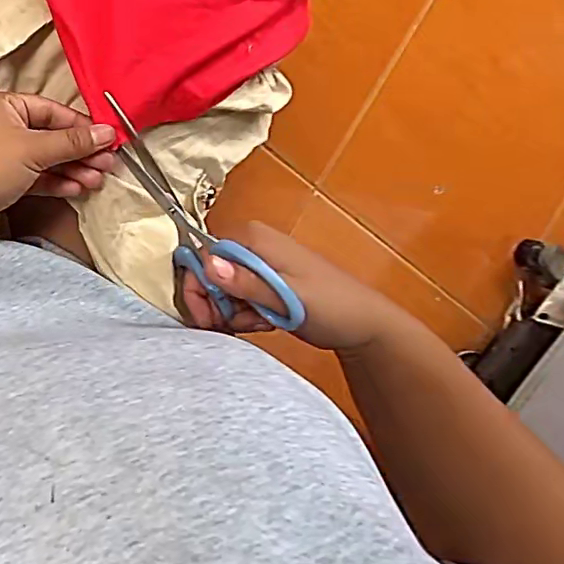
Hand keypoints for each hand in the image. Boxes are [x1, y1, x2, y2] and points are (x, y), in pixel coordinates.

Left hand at [0, 92, 117, 232]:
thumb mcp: (35, 149)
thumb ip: (73, 141)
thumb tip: (108, 132)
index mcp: (4, 105)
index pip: (52, 110)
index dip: (82, 126)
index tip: (108, 139)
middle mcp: (2, 125)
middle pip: (52, 135)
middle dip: (81, 151)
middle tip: (107, 163)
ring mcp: (2, 154)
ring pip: (46, 158)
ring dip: (73, 169)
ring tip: (97, 180)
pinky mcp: (4, 179)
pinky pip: (37, 176)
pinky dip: (57, 181)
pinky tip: (77, 188)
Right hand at [181, 221, 417, 350]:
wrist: (363, 324)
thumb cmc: (333, 305)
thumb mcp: (287, 297)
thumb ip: (247, 282)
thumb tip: (208, 265)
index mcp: (255, 238)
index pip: (204, 255)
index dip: (200, 287)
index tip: (208, 316)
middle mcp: (253, 246)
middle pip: (210, 273)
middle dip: (216, 304)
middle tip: (235, 324)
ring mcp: (259, 265)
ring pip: (222, 289)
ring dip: (232, 313)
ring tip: (259, 323)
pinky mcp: (265, 283)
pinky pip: (238, 298)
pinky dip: (244, 315)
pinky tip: (264, 323)